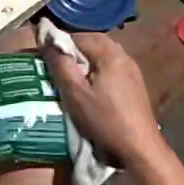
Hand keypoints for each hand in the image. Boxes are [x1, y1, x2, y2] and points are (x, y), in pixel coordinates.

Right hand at [44, 32, 169, 169]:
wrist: (140, 147)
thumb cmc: (105, 119)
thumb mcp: (76, 93)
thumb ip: (61, 65)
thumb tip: (48, 43)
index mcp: (110, 55)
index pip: (78, 37)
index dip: (59, 42)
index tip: (43, 54)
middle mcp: (124, 57)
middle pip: (94, 41)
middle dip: (72, 46)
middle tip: (54, 59)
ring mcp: (132, 70)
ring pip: (103, 52)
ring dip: (85, 56)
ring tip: (69, 71)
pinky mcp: (135, 83)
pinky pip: (111, 64)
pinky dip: (96, 66)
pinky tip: (88, 82)